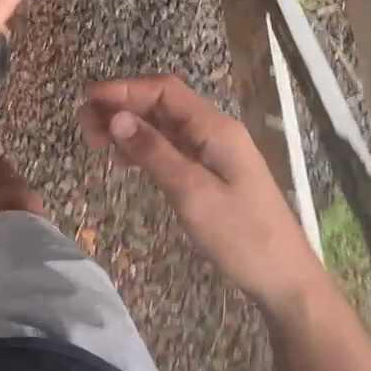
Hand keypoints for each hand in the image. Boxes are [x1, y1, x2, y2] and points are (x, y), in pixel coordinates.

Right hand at [78, 75, 318, 307]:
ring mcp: (213, 152)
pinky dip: (142, 146)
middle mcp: (214, 131)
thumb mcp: (192, 194)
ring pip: (163, 125)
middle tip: (84, 123)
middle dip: (121, 106)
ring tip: (94, 139)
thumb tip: (117, 116)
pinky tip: (122, 157)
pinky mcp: (211, 173)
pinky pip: (170, 146)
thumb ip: (154, 152)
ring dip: (128, 126)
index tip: (87, 98)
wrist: (286, 282)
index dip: (123, 89)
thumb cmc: (243, 237)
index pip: (163, 90)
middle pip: (161, 104)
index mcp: (215, 128)